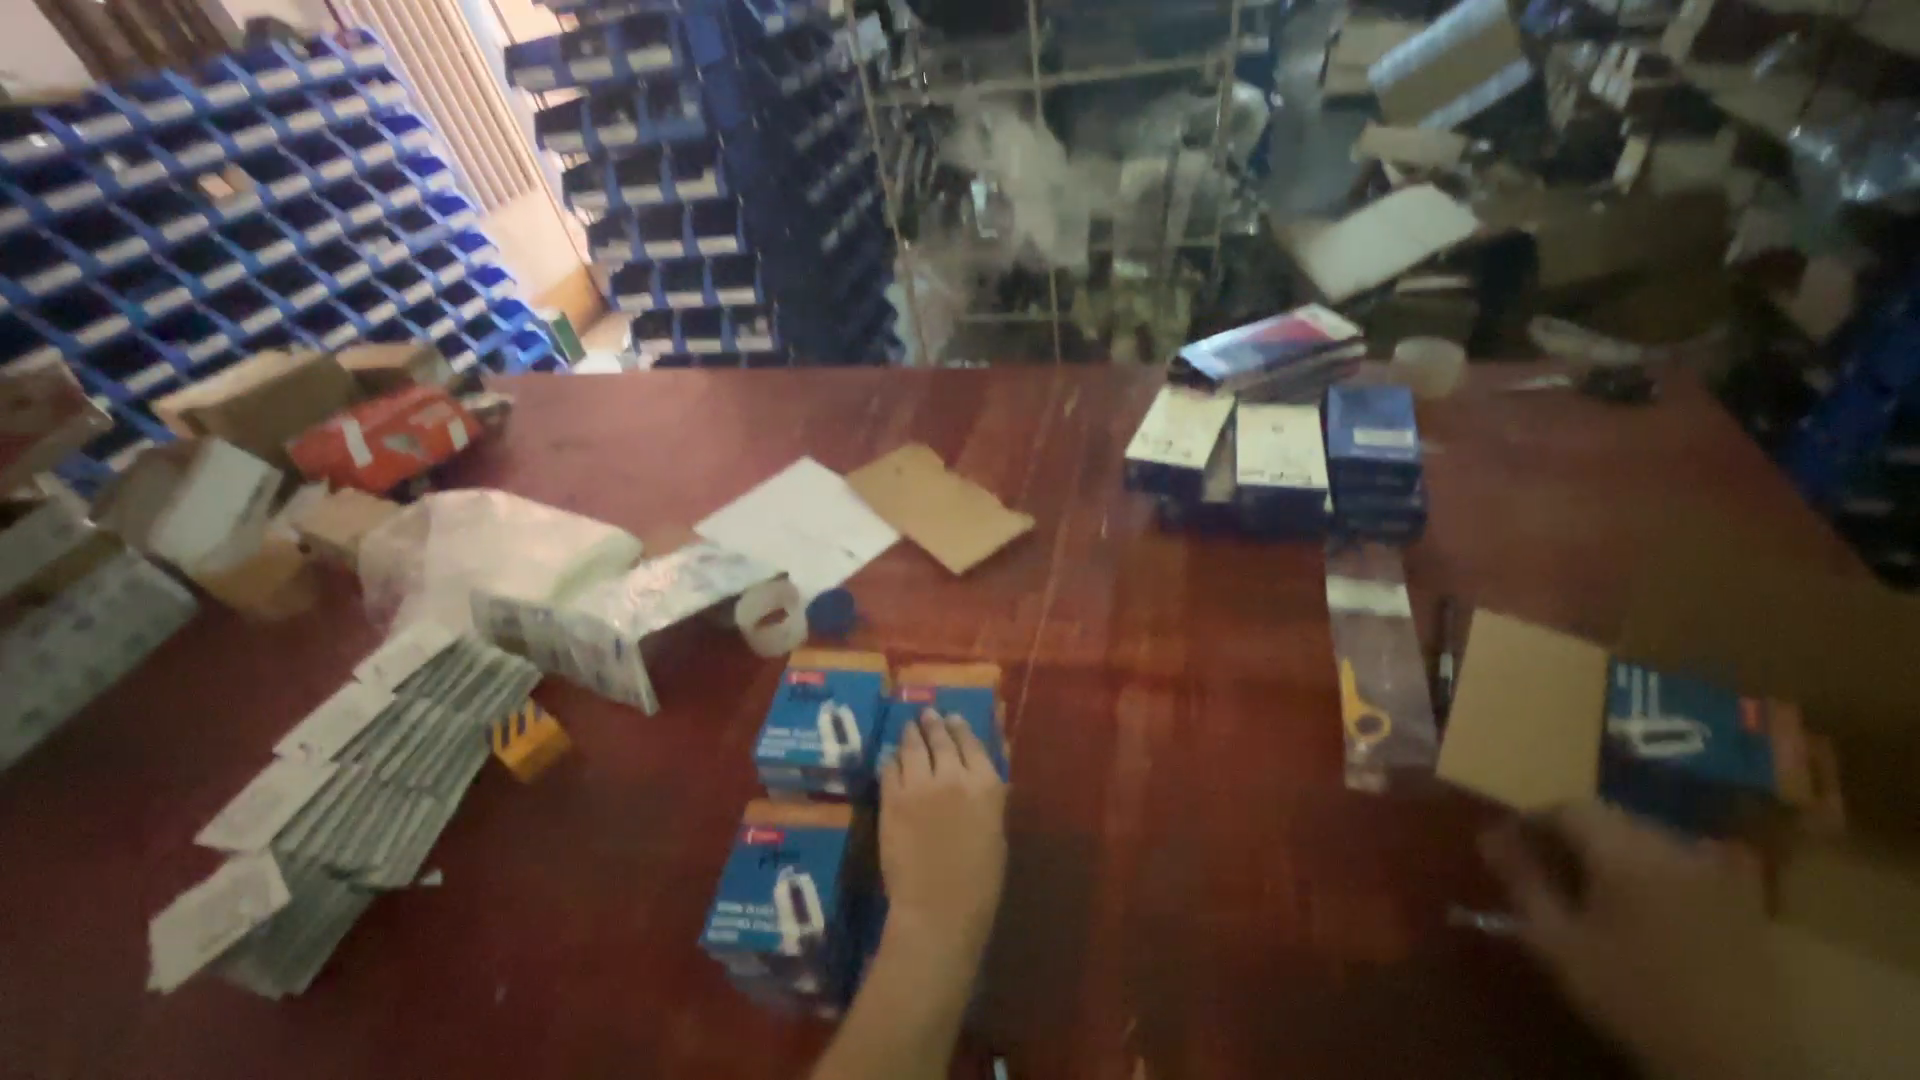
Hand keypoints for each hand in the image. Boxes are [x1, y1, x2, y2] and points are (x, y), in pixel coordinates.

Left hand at [879, 710, 1007, 957]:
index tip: (953, 718)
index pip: (972, 742)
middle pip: (941, 738)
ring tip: (908, 728)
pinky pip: (890, 769)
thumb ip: (988, 796)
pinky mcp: (892, 799)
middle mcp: (953, 775)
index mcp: (987, 784)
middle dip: (933, 724)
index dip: (961, 728)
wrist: (939, 907)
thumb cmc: (979, 880)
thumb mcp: (996, 830)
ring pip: (912, 747)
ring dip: (910, 735)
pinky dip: (892, 760)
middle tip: (927, 715)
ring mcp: (919, 785)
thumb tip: (983, 774)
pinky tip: (892, 758)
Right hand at [1480, 803, 1802, 1079]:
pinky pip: (1681, 861)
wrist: (1736, 1057)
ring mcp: (1713, 871)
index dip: (1530, 820)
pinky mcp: (1740, 899)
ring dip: (1608, 850)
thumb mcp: (1557, 941)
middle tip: (1540, 866)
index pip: (1567, 808)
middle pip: (1607, 818)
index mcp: (1625, 850)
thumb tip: (1489, 837)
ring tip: (1585, 884)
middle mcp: (1671, 846)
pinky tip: (1637, 900)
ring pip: (1643, 837)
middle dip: (1568, 834)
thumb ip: (1522, 881)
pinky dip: (1649, 867)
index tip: (1506, 846)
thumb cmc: (1632, 993)